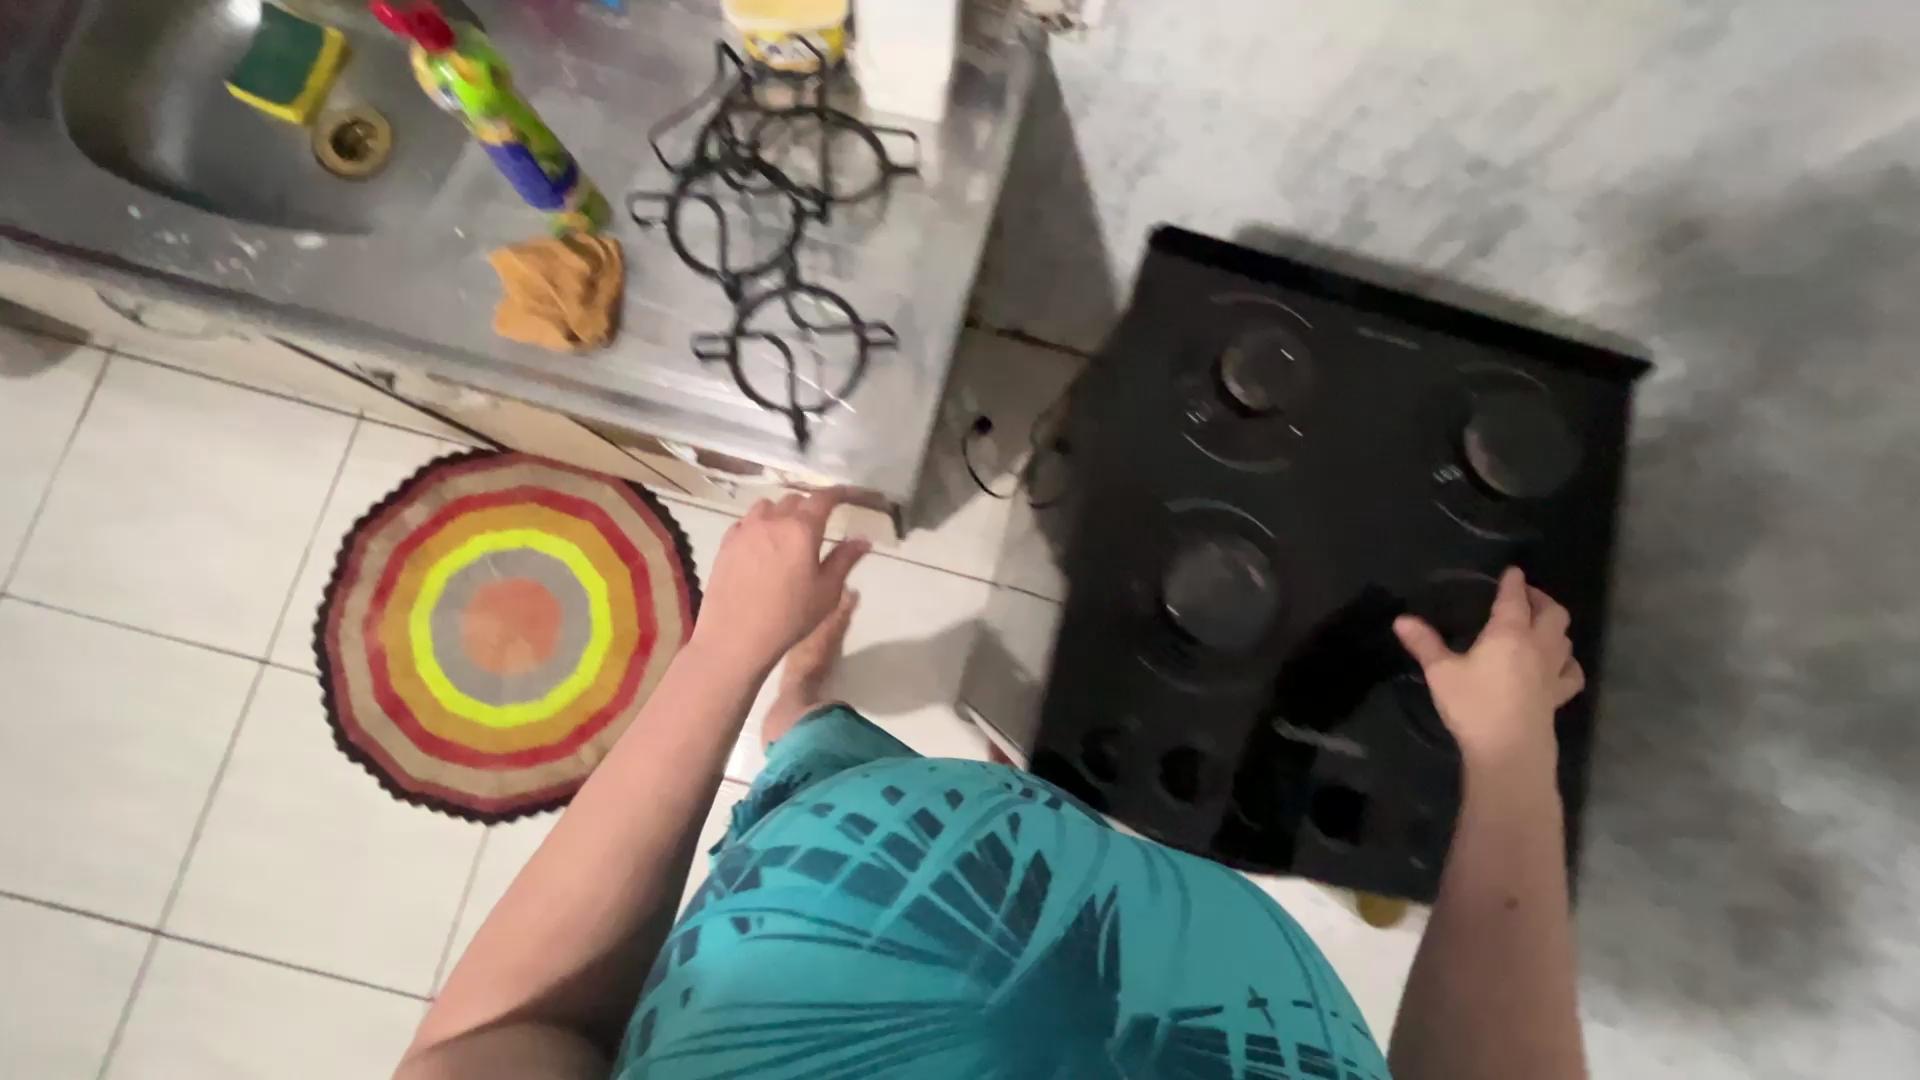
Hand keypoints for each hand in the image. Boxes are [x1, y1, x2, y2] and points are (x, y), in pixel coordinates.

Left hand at [690, 488, 869, 675]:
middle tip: (819, 524)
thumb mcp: (827, 591)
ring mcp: (745, 530)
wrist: (735, 636)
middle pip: (794, 499)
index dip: (838, 493)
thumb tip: (863, 539)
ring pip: (766, 506)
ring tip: (787, 532)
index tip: (848, 496)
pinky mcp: (726, 543)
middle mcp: (772, 520)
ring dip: (781, 512)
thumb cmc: (789, 615)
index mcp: (802, 529)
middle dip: (809, 505)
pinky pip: (745, 522)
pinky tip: (761, 545)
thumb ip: (845, 559)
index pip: (823, 498)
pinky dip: (758, 525)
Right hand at [1393, 567, 1584, 768]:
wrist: (1509, 750)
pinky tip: (1556, 662)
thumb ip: (1423, 643)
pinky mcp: (1558, 695)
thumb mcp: (1440, 672)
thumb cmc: (1473, 705)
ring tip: (1540, 622)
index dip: (1513, 583)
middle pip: (1553, 613)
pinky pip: (1570, 670)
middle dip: (1540, 598)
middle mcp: (1538, 646)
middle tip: (1525, 594)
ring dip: (1554, 624)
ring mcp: (1553, 672)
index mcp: (1508, 634)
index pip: (1514, 600)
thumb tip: (1401, 619)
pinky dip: (1565, 658)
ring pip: (1565, 638)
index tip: (1512, 571)